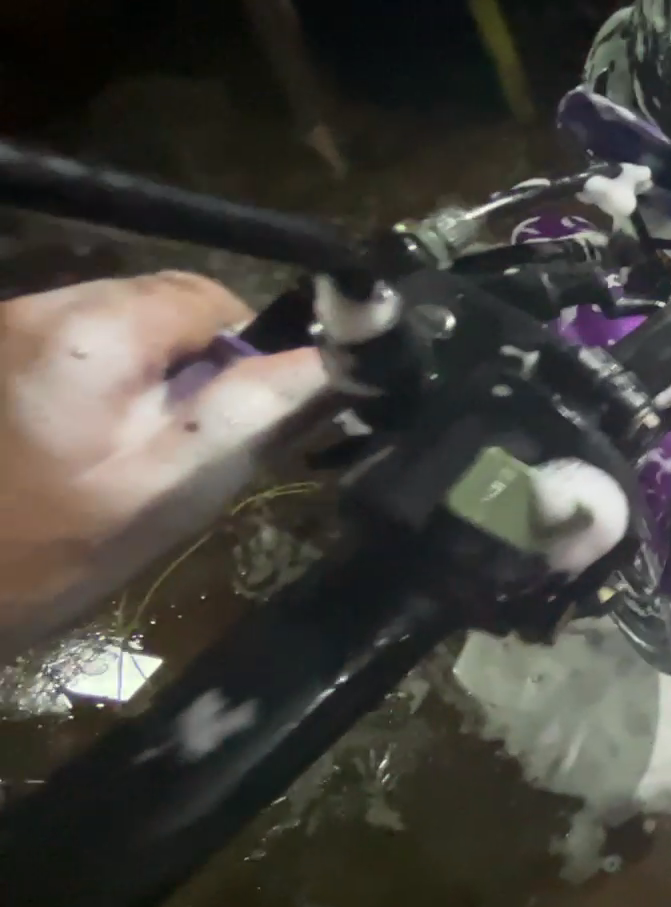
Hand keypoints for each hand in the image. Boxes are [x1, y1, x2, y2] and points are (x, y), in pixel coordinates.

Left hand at [0, 272, 325, 647]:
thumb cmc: (74, 540)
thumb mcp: (189, 477)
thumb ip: (261, 406)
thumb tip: (335, 362)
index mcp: (91, 335)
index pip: (208, 298)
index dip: (250, 348)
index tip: (250, 409)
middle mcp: (31, 310)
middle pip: (159, 302)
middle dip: (199, 355)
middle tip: (198, 429)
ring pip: (121, 321)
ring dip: (156, 367)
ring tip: (148, 435)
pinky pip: (80, 344)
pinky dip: (113, 378)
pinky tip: (97, 433)